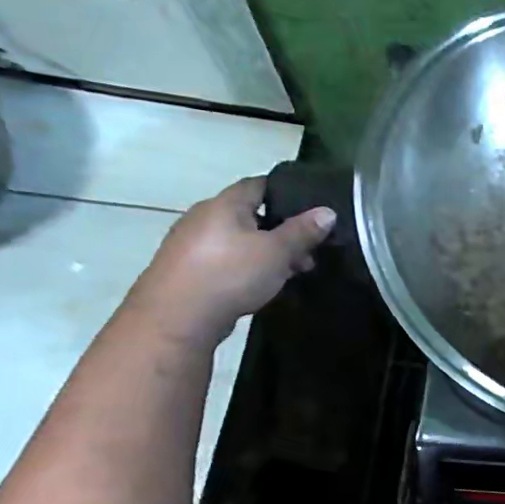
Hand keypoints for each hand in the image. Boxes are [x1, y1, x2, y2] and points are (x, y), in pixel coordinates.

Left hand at [136, 176, 334, 345]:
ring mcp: (190, 245)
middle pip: (249, 216)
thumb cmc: (230, 274)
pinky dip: (244, 268)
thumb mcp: (276, 252)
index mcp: (224, 203)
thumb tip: (328, 211)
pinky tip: (258, 287)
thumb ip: (302, 232)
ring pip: (236, 241)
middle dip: (279, 232)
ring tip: (288, 274)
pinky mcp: (185, 272)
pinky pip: (223, 261)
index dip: (285, 194)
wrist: (176, 318)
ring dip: (263, 254)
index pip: (258, 185)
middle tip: (306, 254)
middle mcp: (203, 216)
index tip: (310, 211)